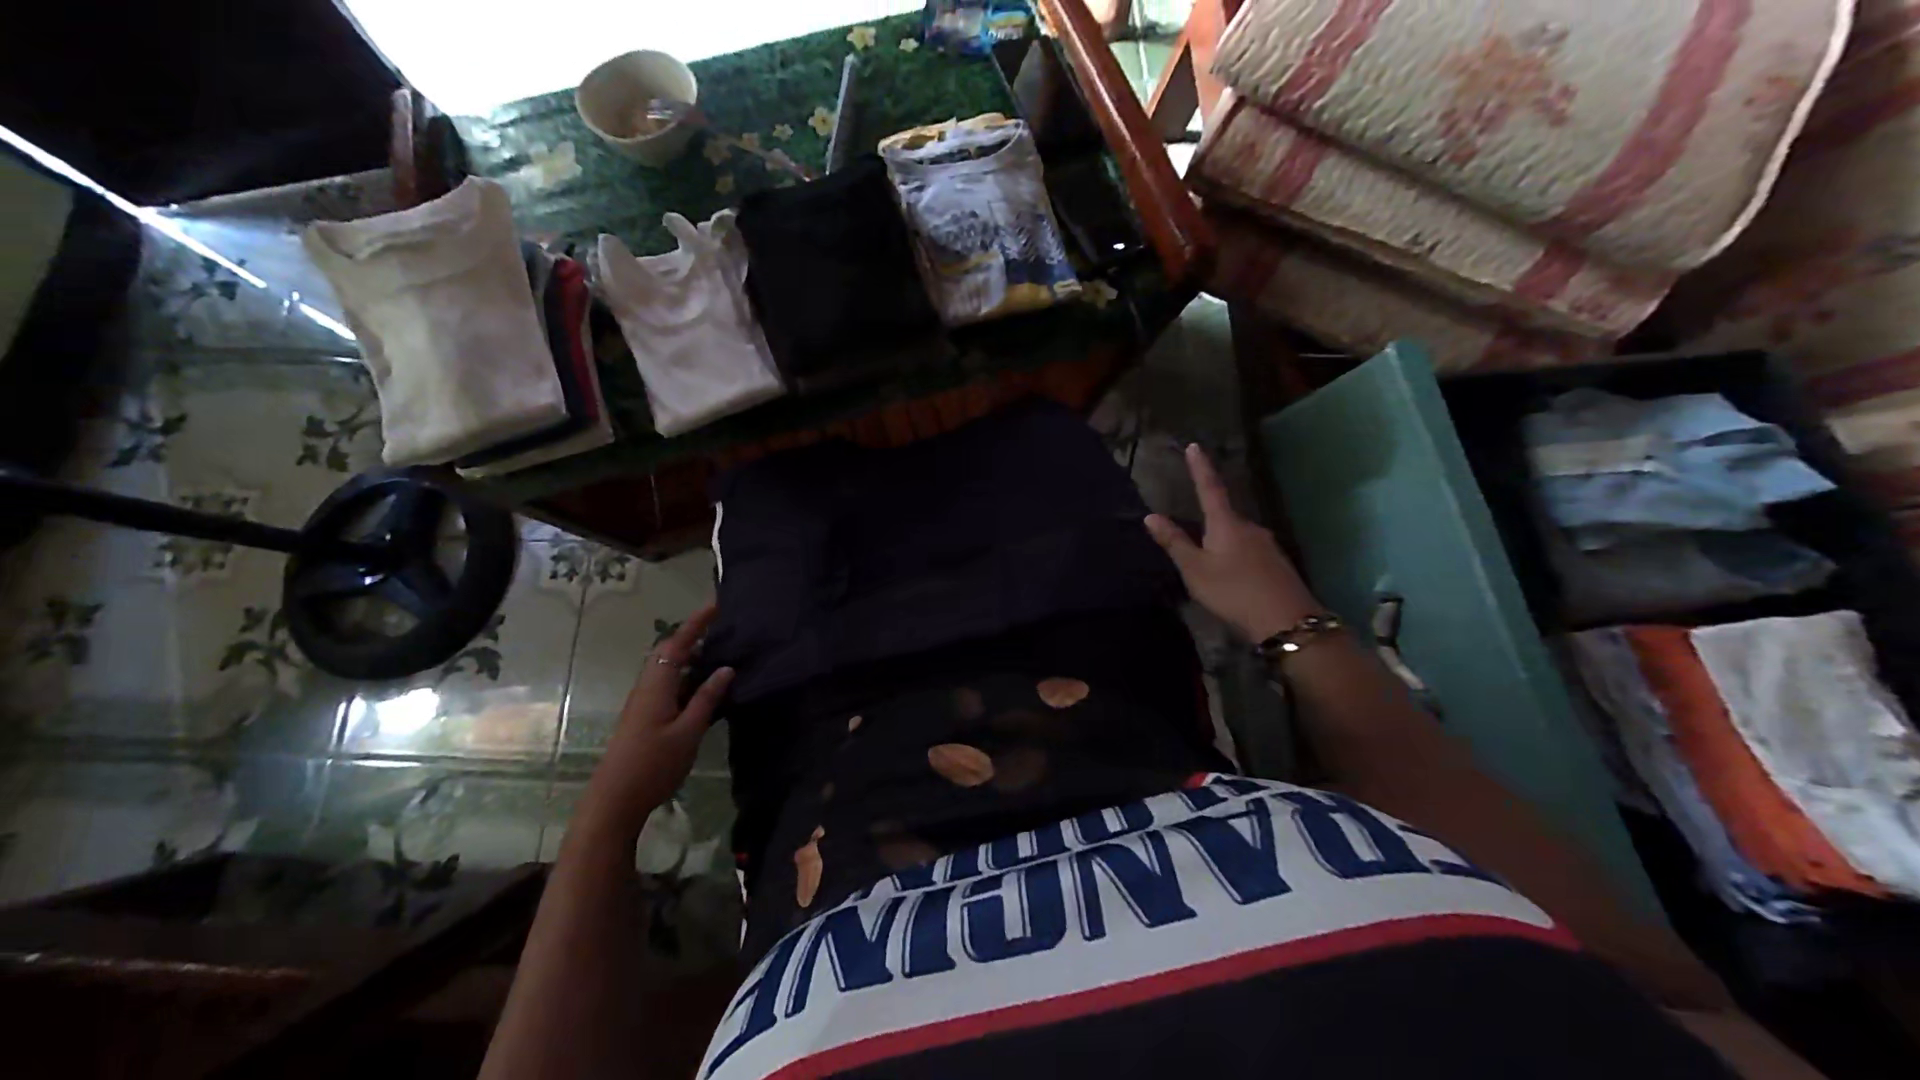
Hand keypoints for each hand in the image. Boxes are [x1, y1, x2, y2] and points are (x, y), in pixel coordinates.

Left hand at [575, 603, 732, 843]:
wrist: (614, 801)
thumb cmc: (653, 765)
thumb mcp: (688, 731)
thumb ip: (707, 698)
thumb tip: (726, 668)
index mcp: (656, 685)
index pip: (677, 643)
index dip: (696, 623)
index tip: (717, 605)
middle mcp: (647, 687)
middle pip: (670, 652)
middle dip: (695, 636)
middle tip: (725, 629)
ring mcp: (645, 703)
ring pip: (670, 670)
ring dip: (693, 658)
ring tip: (723, 653)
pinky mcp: (646, 717)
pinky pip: (670, 686)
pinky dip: (689, 678)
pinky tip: (707, 688)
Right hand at [1143, 444, 1320, 641]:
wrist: (1287, 620)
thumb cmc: (1233, 591)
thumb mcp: (1195, 570)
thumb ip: (1174, 543)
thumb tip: (1151, 516)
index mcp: (1227, 524)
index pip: (1210, 488)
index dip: (1200, 468)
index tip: (1194, 446)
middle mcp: (1250, 527)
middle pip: (1225, 516)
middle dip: (1209, 521)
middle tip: (1193, 540)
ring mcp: (1267, 545)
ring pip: (1238, 536)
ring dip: (1222, 544)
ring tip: (1211, 566)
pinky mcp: (1276, 563)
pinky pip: (1250, 551)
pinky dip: (1236, 557)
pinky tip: (1232, 578)